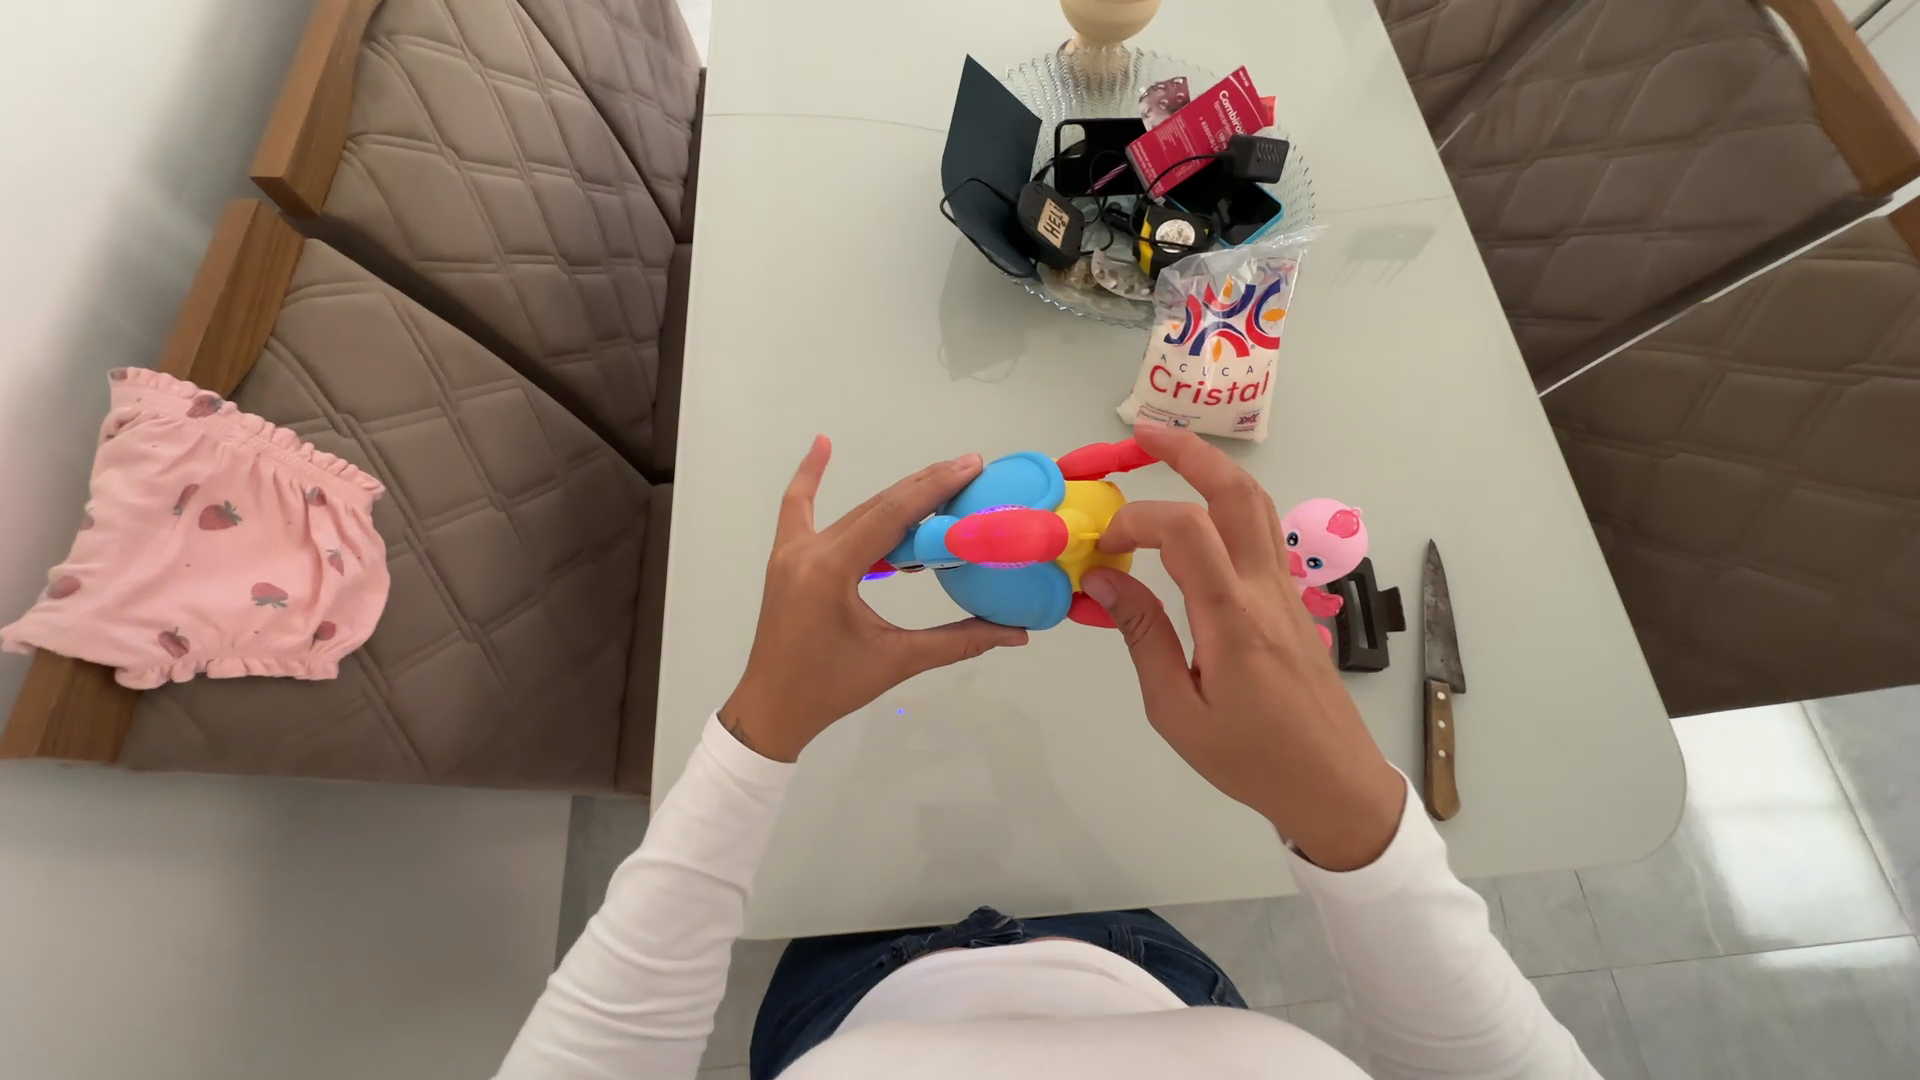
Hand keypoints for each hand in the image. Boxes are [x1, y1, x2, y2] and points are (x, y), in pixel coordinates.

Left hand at [720, 436, 1028, 761]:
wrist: (772, 707)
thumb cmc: (832, 687)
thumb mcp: (898, 661)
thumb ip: (959, 642)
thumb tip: (1016, 634)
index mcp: (832, 571)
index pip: (892, 516)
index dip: (935, 487)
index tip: (970, 465)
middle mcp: (809, 550)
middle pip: (875, 505)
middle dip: (925, 485)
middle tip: (969, 469)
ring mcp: (792, 550)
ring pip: (851, 509)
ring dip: (894, 495)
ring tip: (937, 480)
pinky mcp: (786, 556)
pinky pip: (798, 507)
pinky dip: (811, 477)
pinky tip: (823, 445)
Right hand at [1081, 426, 1405, 870]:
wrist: (1333, 786)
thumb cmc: (1248, 759)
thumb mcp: (1176, 709)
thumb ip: (1142, 635)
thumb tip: (1104, 577)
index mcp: (1233, 619)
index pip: (1185, 533)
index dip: (1137, 521)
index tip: (1103, 548)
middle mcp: (1266, 589)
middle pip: (1237, 494)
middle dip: (1188, 452)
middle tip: (1141, 431)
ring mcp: (1287, 589)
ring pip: (1257, 505)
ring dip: (1213, 469)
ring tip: (1168, 451)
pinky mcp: (1293, 599)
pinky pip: (1261, 533)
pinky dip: (1227, 504)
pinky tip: (1197, 513)